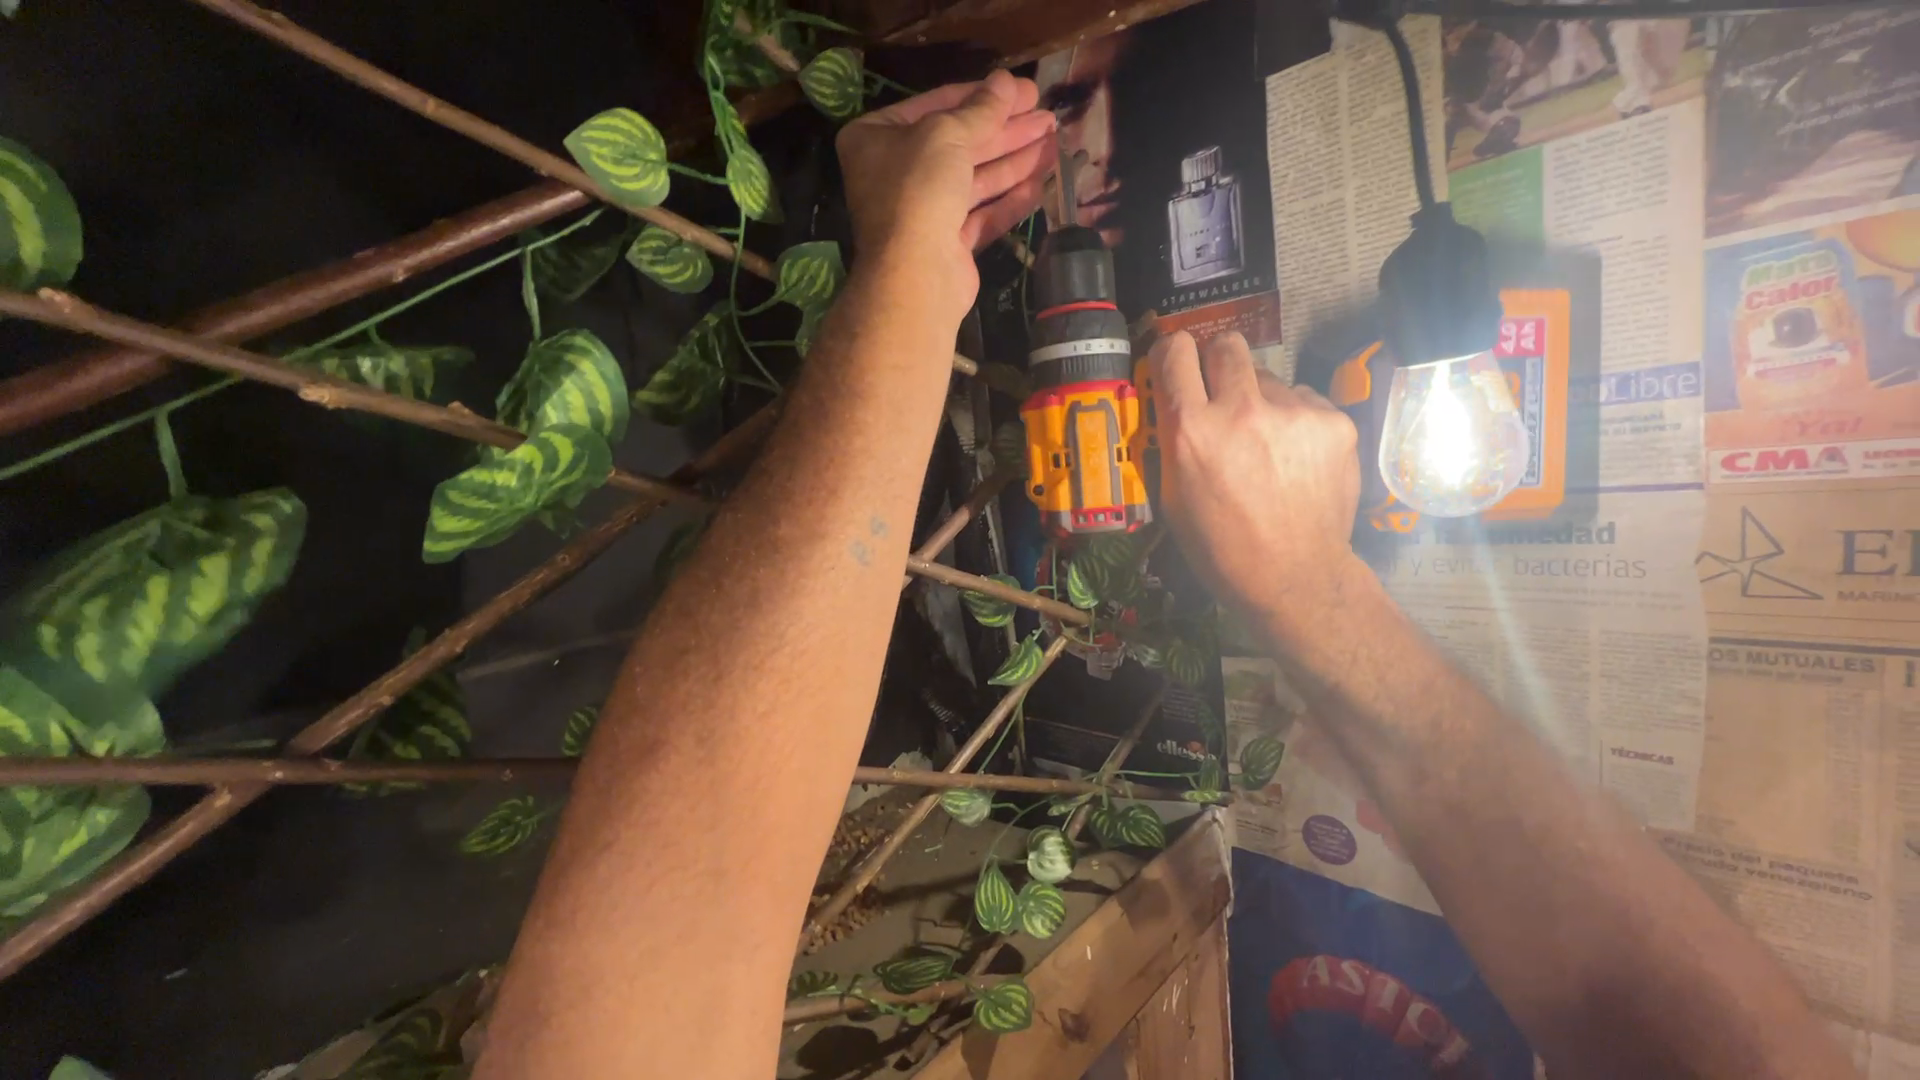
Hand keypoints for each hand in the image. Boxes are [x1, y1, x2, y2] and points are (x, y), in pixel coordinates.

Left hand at [836, 70, 1055, 318]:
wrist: (916, 276)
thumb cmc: (919, 191)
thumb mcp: (947, 134)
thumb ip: (981, 110)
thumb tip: (1007, 81)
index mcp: (876, 137)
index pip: (937, 106)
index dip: (984, 96)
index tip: (1025, 90)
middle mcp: (895, 173)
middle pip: (959, 144)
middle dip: (1006, 131)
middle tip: (1049, 117)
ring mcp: (922, 212)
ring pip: (974, 180)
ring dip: (1015, 162)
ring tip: (1055, 144)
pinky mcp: (947, 245)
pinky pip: (981, 215)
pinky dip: (1009, 200)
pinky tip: (1040, 184)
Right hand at [1153, 331, 1361, 617]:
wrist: (1294, 577)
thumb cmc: (1219, 545)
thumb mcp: (1172, 496)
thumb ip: (1174, 439)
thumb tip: (1176, 402)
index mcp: (1191, 430)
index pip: (1175, 350)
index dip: (1173, 356)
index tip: (1177, 369)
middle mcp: (1241, 409)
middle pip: (1226, 343)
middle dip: (1218, 363)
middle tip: (1221, 394)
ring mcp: (1294, 413)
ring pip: (1269, 377)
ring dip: (1260, 400)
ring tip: (1266, 444)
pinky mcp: (1334, 422)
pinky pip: (1304, 400)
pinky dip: (1295, 420)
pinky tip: (1295, 457)